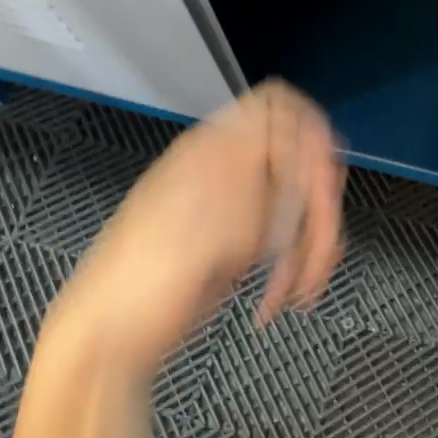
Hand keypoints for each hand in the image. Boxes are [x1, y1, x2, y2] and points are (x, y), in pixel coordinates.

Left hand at [50, 80, 345, 380]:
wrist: (112, 330)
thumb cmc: (159, 267)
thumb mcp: (229, 208)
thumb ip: (279, 166)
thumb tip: (319, 134)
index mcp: (219, 146)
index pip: (281, 107)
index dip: (313, 133)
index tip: (325, 177)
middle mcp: (227, 169)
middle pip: (301, 165)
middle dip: (319, 211)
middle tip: (322, 249)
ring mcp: (229, 209)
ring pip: (296, 210)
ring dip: (309, 250)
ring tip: (304, 289)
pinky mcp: (231, 247)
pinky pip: (280, 245)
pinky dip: (290, 270)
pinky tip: (284, 297)